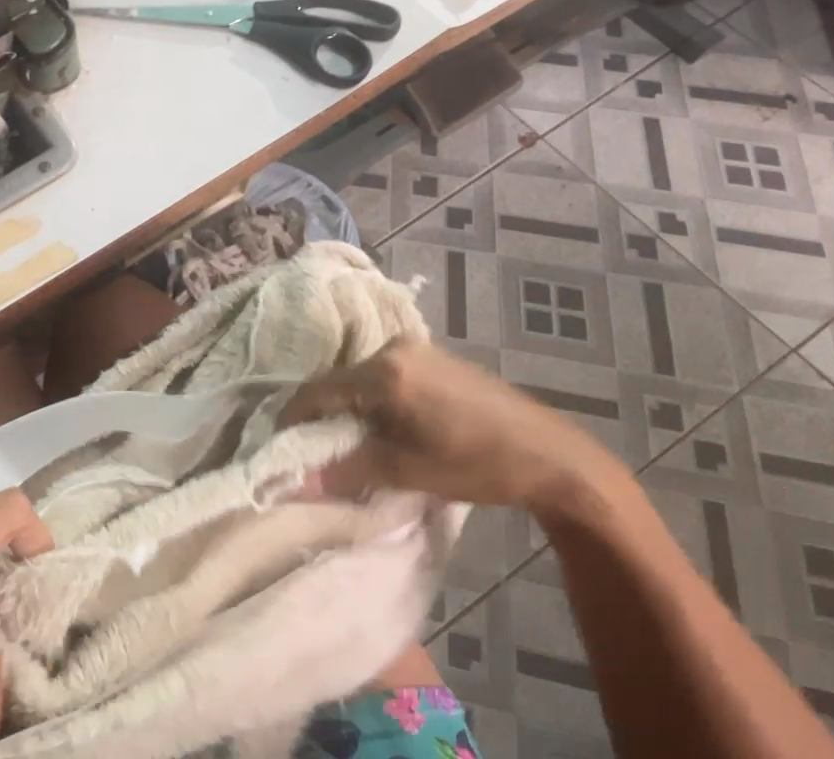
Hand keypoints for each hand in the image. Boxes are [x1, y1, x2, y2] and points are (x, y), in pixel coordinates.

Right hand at [281, 338, 622, 512]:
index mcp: (385, 372)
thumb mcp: (407, 471)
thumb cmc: (477, 463)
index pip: (318, 390)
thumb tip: (296, 484)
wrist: (554, 457)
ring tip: (348, 443)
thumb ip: (347, 471)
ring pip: (362, 379)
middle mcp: (396, 349)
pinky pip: (386, 376)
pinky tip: (382, 427)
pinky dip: (374, 400)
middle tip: (313, 449)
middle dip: (322, 415)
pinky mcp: (437, 359)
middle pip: (339, 381)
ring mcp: (420, 350)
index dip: (293, 418)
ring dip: (350, 408)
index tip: (279, 445)